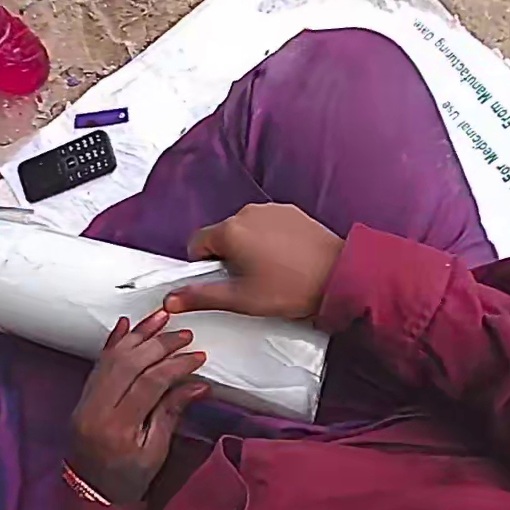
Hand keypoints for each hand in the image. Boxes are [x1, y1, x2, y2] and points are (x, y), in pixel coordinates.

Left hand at [68, 310, 209, 503]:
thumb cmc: (127, 478)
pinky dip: (113, 342)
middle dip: (159, 344)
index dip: (175, 365)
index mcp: (118, 427)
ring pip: (112, 357)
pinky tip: (126, 325)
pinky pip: (97, 362)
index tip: (197, 357)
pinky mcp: (82, 396)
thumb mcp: (155, 452)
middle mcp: (97, 409)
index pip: (149, 383)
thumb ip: (171, 414)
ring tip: (161, 318)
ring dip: (138, 334)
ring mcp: (85, 400)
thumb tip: (197, 385)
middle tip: (184, 336)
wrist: (90, 493)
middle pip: (129, 363)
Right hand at [163, 203, 343, 318]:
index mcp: (229, 231)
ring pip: (243, 229)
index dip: (203, 265)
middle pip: (220, 234)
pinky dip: (267, 239)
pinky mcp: (290, 211)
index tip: (222, 280)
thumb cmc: (290, 288)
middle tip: (248, 281)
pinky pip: (266, 224)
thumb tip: (169, 300)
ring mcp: (270, 209)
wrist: (340, 276)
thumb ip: (201, 296)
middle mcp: (247, 212)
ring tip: (269, 271)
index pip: (196, 243)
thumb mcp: (240, 299)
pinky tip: (284, 259)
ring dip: (247, 247)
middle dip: (227, 256)